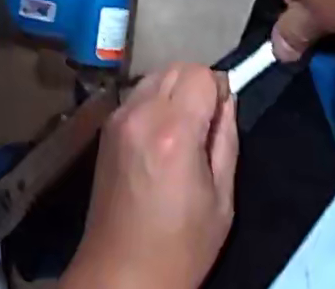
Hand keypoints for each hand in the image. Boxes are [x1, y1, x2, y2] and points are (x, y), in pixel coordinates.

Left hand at [63, 65, 238, 288]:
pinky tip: (160, 137)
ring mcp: (118, 116)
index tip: (223, 115)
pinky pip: (138, 94)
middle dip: (197, 85)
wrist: (120, 273)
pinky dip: (154, 101)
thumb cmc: (180, 246)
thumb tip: (227, 99)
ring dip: (174, 90)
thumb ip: (226, 139)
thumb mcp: (222, 200)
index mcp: (173, 132)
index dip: (217, 89)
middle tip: (206, 124)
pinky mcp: (106, 126)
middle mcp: (141, 113)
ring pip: (155, 75)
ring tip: (183, 131)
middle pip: (176, 67)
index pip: (199, 74)